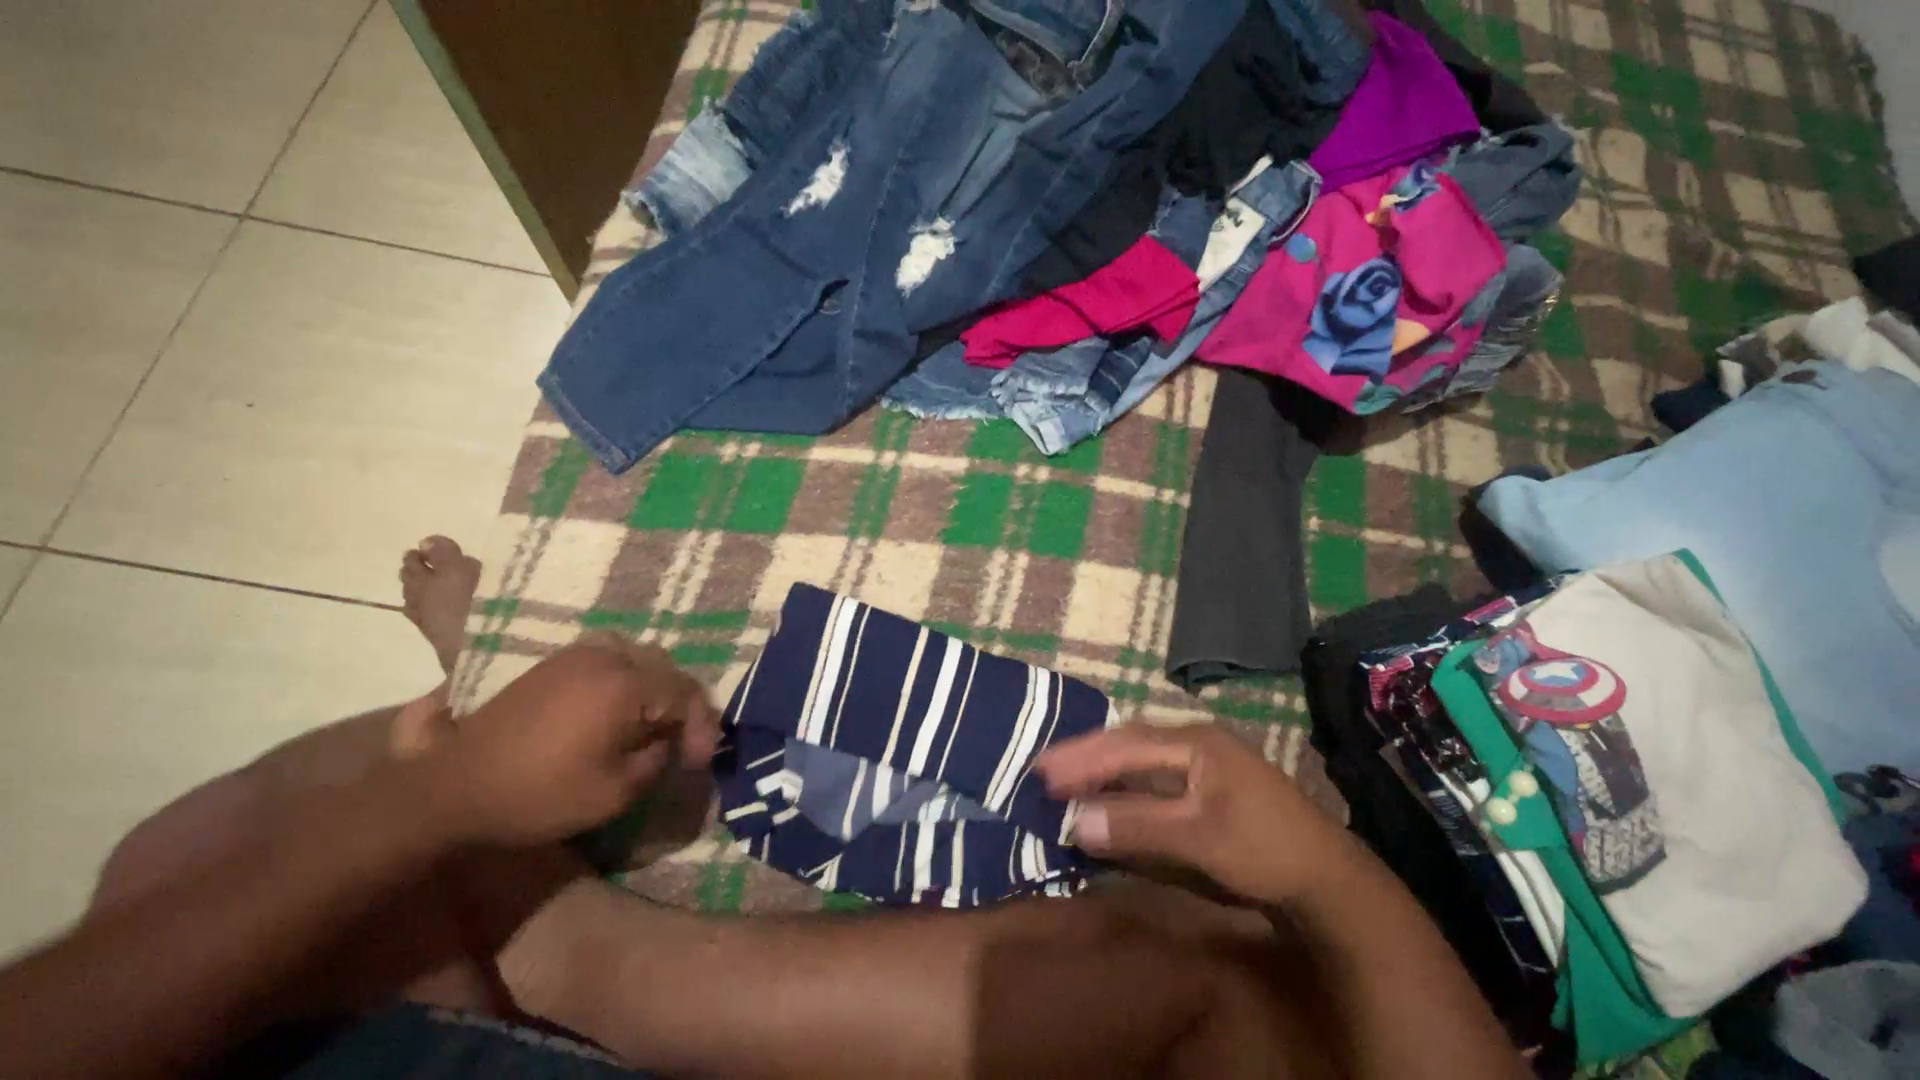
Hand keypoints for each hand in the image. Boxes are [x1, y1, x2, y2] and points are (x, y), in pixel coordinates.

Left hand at [421, 633, 720, 845]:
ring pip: (635, 657)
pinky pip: (606, 658)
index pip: (685, 693)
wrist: (454, 789)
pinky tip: (618, 710)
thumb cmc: (540, 794)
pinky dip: (624, 679)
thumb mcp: (615, 792)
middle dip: (681, 704)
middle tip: (684, 743)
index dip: (703, 726)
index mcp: (624, 684)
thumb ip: (656, 760)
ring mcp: (573, 656)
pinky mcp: (550, 665)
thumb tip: (668, 743)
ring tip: (653, 722)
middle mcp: (604, 657)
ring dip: (653, 687)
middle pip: (663, 668)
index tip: (700, 762)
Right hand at [1035, 724, 1356, 903]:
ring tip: (1066, 779)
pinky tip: (1109, 796)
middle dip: (1088, 755)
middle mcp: (1198, 743)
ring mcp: (1208, 764)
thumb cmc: (1263, 850)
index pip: (1126, 744)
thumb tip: (1074, 821)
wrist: (1328, 879)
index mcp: (1196, 743)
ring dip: (1104, 768)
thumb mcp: (1197, 838)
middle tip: (1045, 770)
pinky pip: (1155, 777)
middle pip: (1131, 742)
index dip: (1083, 759)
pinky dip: (1126, 785)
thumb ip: (1135, 825)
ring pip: (1142, 758)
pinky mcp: (1211, 788)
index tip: (1042, 773)